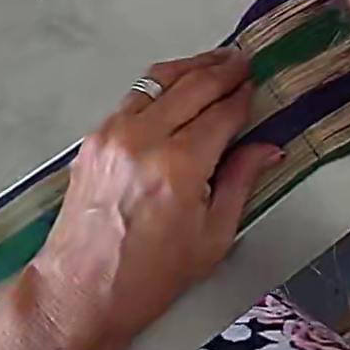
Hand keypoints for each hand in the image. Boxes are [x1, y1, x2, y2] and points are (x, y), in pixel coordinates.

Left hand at [20, 50, 281, 349]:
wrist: (81, 289)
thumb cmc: (152, 275)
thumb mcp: (212, 238)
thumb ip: (241, 182)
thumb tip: (269, 147)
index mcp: (177, 166)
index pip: (220, 114)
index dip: (242, 97)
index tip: (256, 85)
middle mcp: (142, 138)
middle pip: (190, 87)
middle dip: (221, 70)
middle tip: (241, 60)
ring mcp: (111, 132)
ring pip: (156, 82)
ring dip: (188, 68)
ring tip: (213, 61)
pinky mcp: (93, 136)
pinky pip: (132, 99)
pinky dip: (158, 88)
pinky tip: (174, 89)